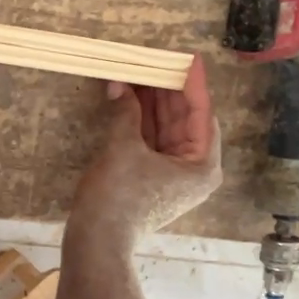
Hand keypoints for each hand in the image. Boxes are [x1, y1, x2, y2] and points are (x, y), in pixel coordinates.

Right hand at [70, 56, 221, 237]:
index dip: (191, 85)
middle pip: (183, 122)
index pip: (201, 114)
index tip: (187, 59)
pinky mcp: (149, 180)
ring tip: (135, 77)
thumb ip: (126, 114)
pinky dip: (139, 125)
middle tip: (151, 64)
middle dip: (165, 93)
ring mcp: (171, 176)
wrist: (96, 240)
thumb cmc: (118, 196)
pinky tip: (127, 103)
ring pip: (164, 131)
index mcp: (202, 164)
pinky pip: (150, 144)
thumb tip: (120, 85)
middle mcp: (193, 169)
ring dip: (149, 106)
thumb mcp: (122, 149)